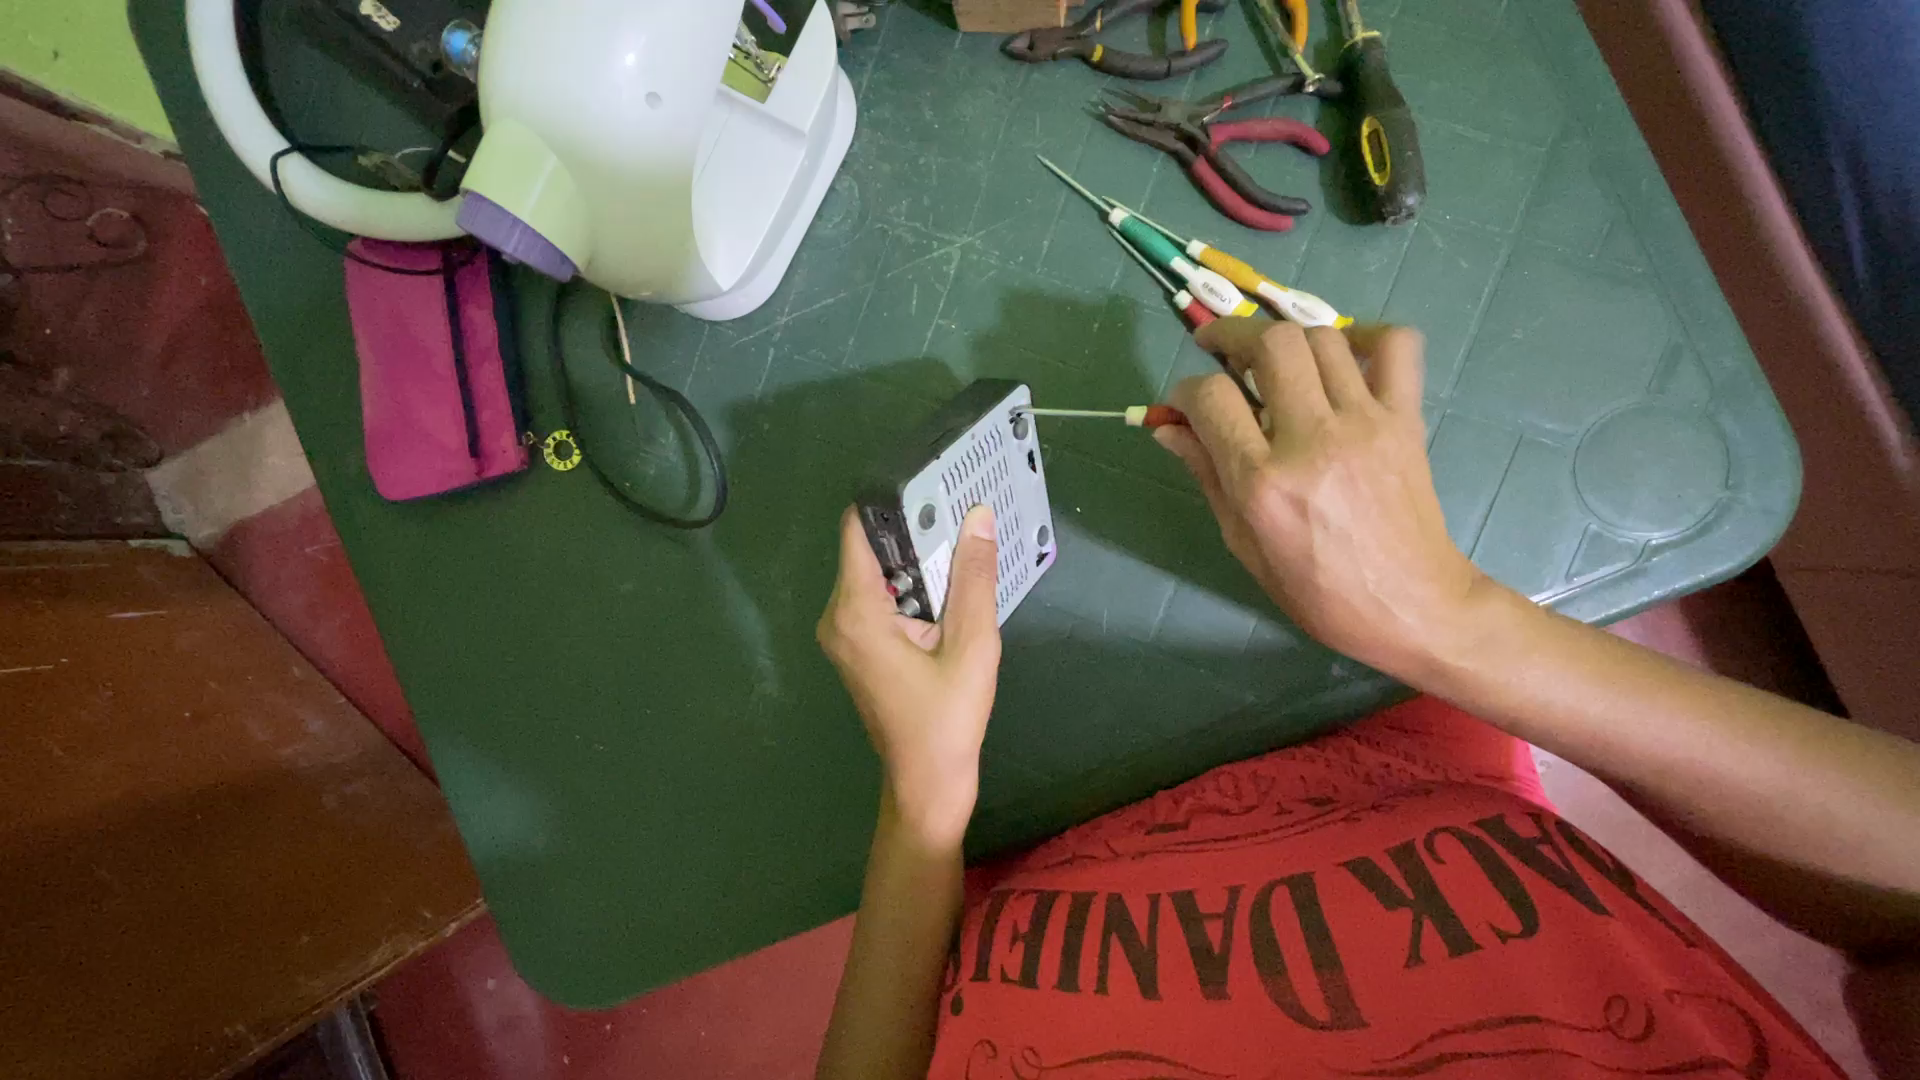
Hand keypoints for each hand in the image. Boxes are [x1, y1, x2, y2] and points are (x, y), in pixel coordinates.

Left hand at [818, 504, 1001, 846]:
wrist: (927, 781)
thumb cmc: (948, 717)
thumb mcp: (972, 644)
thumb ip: (974, 576)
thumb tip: (978, 515)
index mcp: (855, 611)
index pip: (857, 530)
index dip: (889, 501)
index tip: (929, 481)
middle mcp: (838, 616)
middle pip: (867, 549)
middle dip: (910, 528)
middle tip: (957, 505)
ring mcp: (843, 633)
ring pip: (875, 573)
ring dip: (913, 558)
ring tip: (959, 536)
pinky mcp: (856, 646)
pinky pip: (879, 598)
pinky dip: (909, 585)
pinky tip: (948, 581)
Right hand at [1155, 319, 1489, 676]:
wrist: (1410, 606)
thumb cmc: (1314, 588)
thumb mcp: (1242, 541)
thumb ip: (1206, 474)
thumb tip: (1168, 429)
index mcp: (1263, 481)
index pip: (1211, 398)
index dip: (1186, 392)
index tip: (1185, 406)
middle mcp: (1312, 440)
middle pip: (1269, 344)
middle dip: (1231, 336)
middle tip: (1218, 352)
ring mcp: (1366, 423)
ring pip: (1321, 337)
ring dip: (1285, 339)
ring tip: (1271, 360)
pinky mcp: (1406, 419)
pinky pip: (1394, 345)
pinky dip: (1363, 335)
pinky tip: (1340, 357)